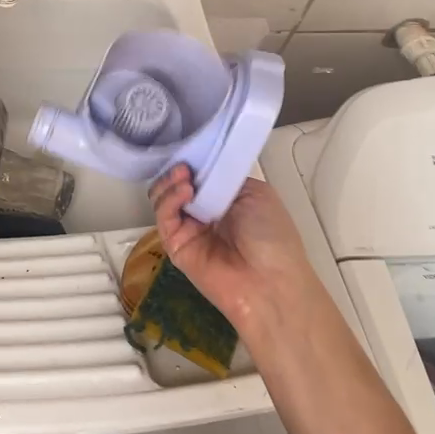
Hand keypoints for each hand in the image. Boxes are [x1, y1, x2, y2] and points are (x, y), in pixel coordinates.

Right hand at [147, 166, 315, 327]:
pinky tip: (185, 192)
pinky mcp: (174, 245)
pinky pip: (164, 218)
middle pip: (175, 186)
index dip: (192, 162)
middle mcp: (203, 213)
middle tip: (185, 167)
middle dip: (176, 171)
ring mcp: (187, 230)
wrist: (269, 281)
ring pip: (163, 199)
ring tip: (184, 178)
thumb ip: (224, 178)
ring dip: (170, 183)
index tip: (192, 153)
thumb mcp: (256, 194)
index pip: (197, 177)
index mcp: (224, 201)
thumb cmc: (271, 236)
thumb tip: (200, 171)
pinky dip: (170, 200)